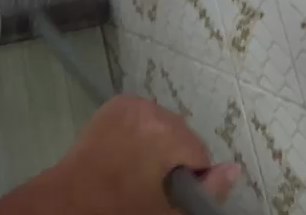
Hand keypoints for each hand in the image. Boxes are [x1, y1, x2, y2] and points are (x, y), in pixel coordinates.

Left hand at [54, 95, 241, 213]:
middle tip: (155, 187)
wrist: (70, 202)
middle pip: (182, 134)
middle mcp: (148, 107)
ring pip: (163, 124)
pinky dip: (143, 133)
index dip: (193, 179)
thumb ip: (209, 190)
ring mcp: (127, 102)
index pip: (201, 153)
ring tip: (141, 172)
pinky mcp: (112, 105)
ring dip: (161, 144)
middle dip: (177, 158)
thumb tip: (234, 169)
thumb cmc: (123, 210)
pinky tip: (129, 156)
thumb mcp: (170, 210)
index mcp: (165, 131)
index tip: (172, 196)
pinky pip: (142, 116)